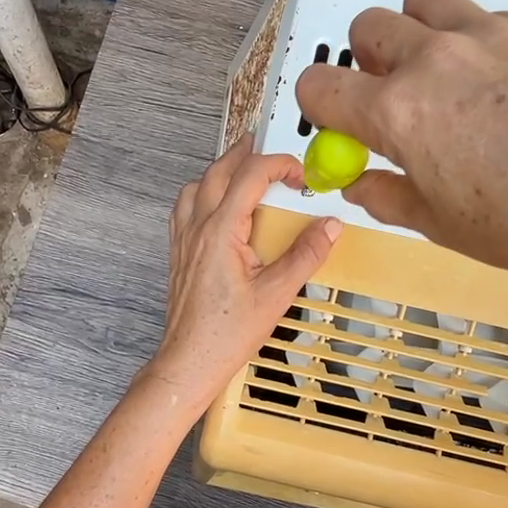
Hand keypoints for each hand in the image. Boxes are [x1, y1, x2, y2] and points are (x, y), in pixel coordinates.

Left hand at [145, 139, 341, 411]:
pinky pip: (184, 210)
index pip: (250, 176)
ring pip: (195, 187)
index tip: (300, 174)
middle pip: (217, 171)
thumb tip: (328, 227)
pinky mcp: (179, 255)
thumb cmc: (225, 335)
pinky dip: (200, 195)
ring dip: (219, 171)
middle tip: (266, 145)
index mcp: (221, 232)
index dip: (279, 165)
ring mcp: (184, 241)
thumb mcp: (276, 294)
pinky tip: (214, 206)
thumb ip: (305, 255)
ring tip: (242, 170)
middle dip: (244, 153)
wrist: (190, 361)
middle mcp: (197, 229)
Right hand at [294, 0, 507, 303]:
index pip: (320, 86)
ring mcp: (494, 33)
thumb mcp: (438, 224)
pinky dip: (488, 44)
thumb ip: (386, 195)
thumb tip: (360, 183)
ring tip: (446, 76)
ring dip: (419, 33)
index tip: (336, 119)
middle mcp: (438, 59)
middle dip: (367, 61)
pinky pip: (495, 18)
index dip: (320, 105)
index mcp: (398, 112)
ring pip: (426, 3)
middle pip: (368, 28)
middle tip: (392, 97)